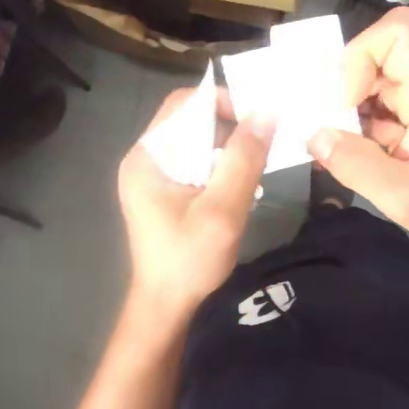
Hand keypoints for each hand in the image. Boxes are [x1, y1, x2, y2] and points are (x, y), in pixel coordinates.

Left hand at [120, 88, 270, 321]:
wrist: (166, 306)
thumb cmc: (189, 260)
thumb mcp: (222, 209)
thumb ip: (243, 159)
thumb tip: (266, 113)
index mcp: (146, 158)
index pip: (183, 104)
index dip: (221, 102)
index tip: (256, 120)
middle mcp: (142, 162)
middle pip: (187, 123)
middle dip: (227, 129)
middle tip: (260, 147)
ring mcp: (149, 180)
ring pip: (192, 145)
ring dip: (225, 152)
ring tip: (252, 171)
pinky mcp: (160, 197)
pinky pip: (190, 166)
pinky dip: (215, 170)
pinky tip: (236, 189)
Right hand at [309, 7, 408, 244]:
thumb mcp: (406, 197)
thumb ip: (358, 167)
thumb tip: (315, 137)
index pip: (396, 32)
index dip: (360, 57)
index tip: (345, 105)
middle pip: (378, 55)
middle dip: (343, 89)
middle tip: (326, 131)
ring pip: (373, 84)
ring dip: (347, 113)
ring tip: (333, 151)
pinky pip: (378, 110)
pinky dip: (357, 130)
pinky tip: (348, 160)